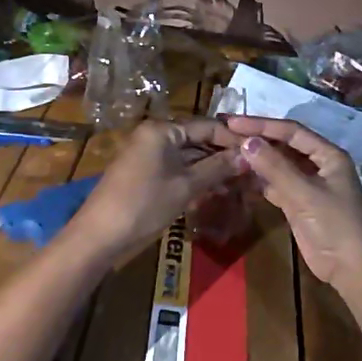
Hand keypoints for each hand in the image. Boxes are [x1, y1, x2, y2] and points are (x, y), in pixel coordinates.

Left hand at [71, 118, 244, 255]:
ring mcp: (148, 156)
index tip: (260, 153)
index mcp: (161, 130)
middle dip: (224, 156)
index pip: (206, 126)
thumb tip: (249, 155)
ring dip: (212, 170)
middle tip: (254, 171)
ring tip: (242, 184)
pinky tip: (218, 192)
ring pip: (188, 158)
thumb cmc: (144, 204)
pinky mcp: (145, 175)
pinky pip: (176, 171)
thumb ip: (217, 168)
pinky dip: (196, 180)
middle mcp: (154, 136)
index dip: (233, 140)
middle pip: (197, 141)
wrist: (101, 234)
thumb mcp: (186, 186)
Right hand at [225, 116, 361, 291]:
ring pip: (277, 165)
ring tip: (226, 153)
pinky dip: (258, 180)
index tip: (233, 122)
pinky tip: (237, 177)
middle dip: (256, 140)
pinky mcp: (298, 204)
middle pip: (283, 145)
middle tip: (225, 134)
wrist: (352, 269)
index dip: (262, 124)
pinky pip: (274, 184)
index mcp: (328, 155)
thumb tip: (247, 141)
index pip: (291, 131)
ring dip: (255, 160)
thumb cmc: (336, 225)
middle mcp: (318, 165)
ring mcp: (308, 185)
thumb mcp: (305, 193)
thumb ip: (275, 167)